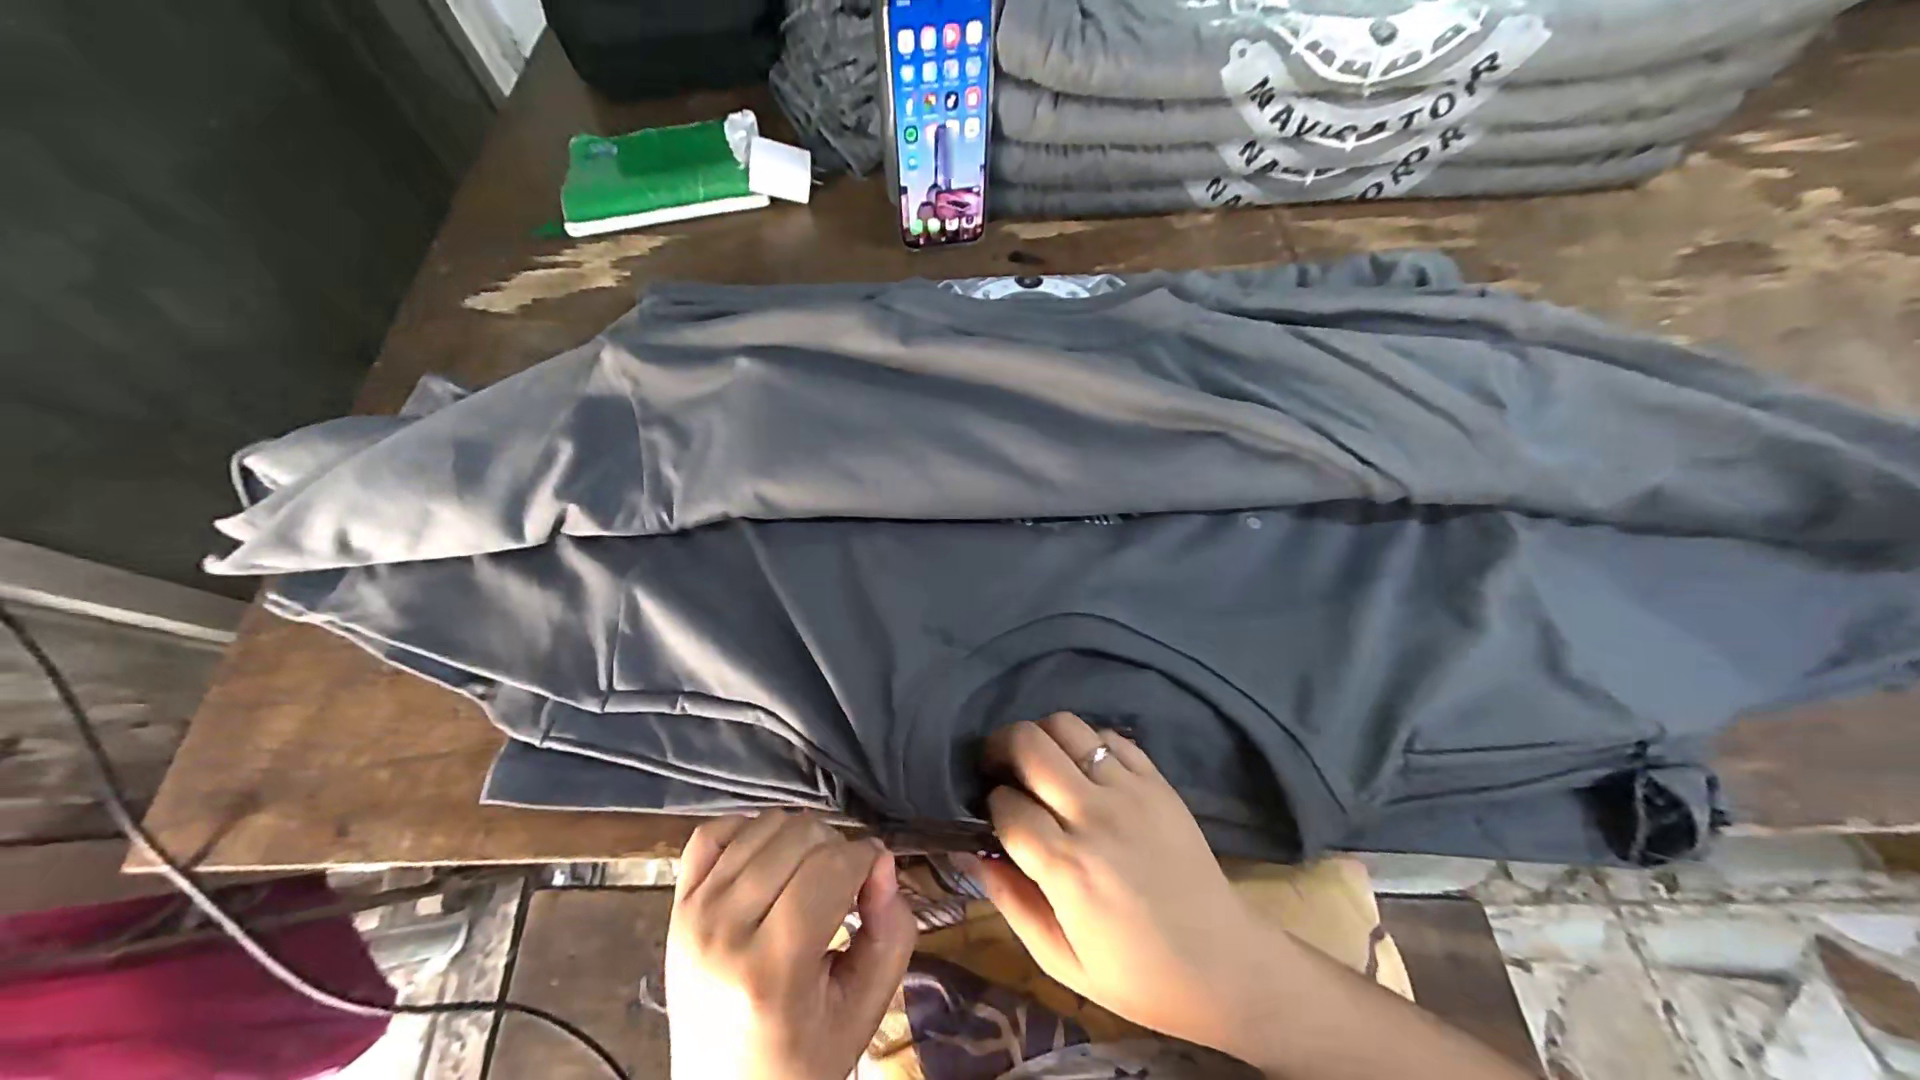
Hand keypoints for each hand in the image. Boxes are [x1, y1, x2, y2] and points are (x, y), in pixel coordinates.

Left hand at [666, 812, 916, 1079]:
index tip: (877, 877)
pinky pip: (712, 832)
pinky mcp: (676, 904)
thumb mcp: (863, 1010)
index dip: (866, 858)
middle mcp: (722, 933)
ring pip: (762, 825)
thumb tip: (882, 861)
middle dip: (837, 847)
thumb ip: (891, 933)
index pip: (830, 870)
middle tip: (845, 885)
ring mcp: (692, 914)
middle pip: (798, 838)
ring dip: (800, 837)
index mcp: (770, 972)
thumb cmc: (801, 1059)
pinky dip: (746, 830)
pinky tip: (767, 861)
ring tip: (811, 875)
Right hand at [970, 713, 1287, 1062]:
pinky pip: (1110, 738)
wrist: (1225, 965)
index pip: (1006, 804)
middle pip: (1029, 744)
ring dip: (1040, 737)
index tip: (992, 815)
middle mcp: (1095, 816)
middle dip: (1000, 748)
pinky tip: (1083, 770)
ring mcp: (1130, 792)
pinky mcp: (1158, 782)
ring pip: (1067, 727)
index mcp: (1067, 867)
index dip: (989, 803)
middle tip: (997, 768)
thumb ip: (1009, 900)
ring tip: (1037, 762)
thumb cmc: (1137, 974)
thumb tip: (966, 852)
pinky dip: (1086, 743)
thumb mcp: (1060, 959)